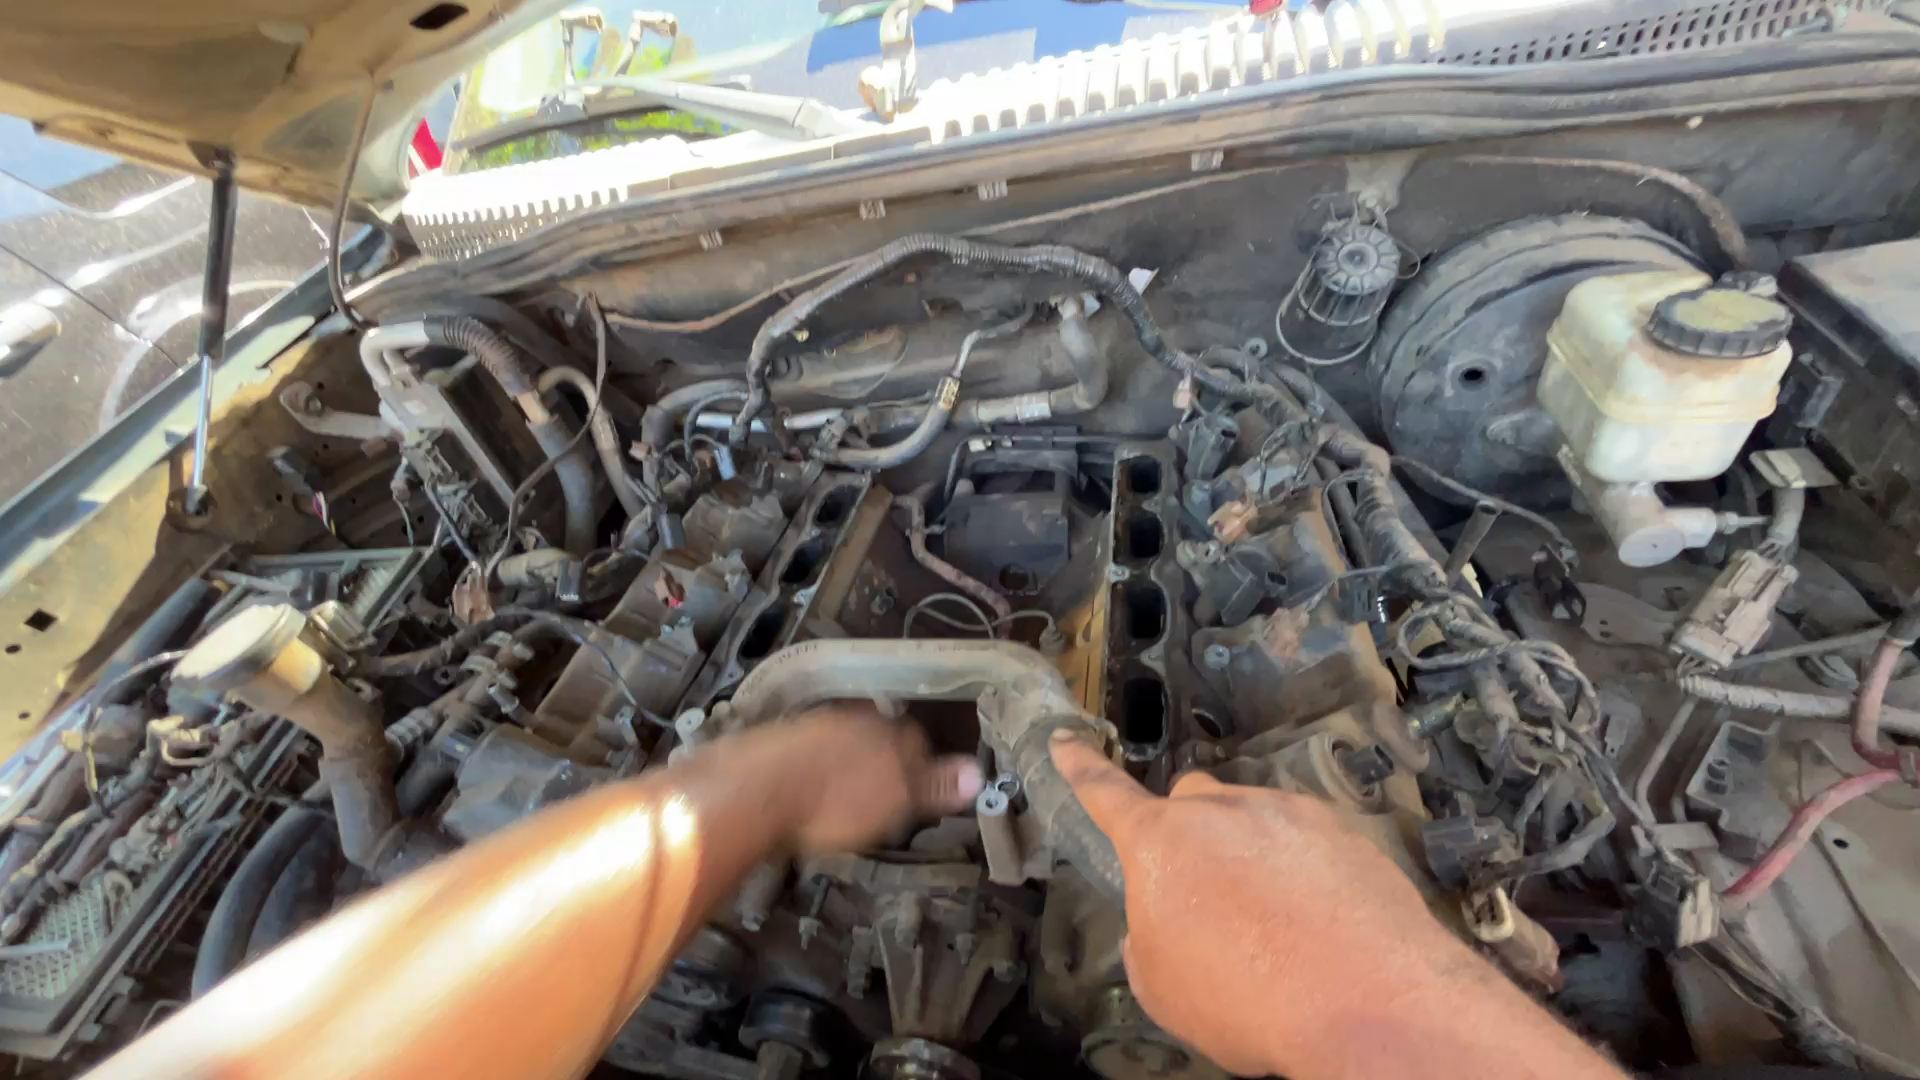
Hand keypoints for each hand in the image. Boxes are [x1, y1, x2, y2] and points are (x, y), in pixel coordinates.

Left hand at [737, 704, 983, 853]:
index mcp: (893, 731)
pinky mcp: (786, 737)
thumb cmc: (838, 799)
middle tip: (878, 803)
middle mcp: (860, 718)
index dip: (919, 772)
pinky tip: (807, 793)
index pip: (921, 744)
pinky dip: (816, 769)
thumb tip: (979, 773)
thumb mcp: (897, 800)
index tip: (913, 799)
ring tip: (840, 802)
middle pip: (883, 740)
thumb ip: (936, 786)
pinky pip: (813, 751)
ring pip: (847, 743)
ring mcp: (821, 723)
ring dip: (848, 766)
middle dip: (883, 765)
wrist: (760, 787)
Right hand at [1049, 731, 1485, 1077]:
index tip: (1065, 737)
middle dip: (1190, 832)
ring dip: (1250, 852)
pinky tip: (1323, 916)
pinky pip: (1303, 834)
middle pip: (1188, 800)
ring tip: (1281, 918)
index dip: (1081, 765)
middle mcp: (1215, 809)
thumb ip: (1146, 938)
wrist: (1372, 1002)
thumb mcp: (1163, 986)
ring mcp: (1280, 809)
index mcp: (1158, 841)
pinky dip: (1302, 865)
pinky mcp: (1337, 825)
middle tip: (1213, 891)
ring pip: (1249, 817)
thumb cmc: (1245, 997)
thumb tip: (1161, 922)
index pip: (1104, 792)